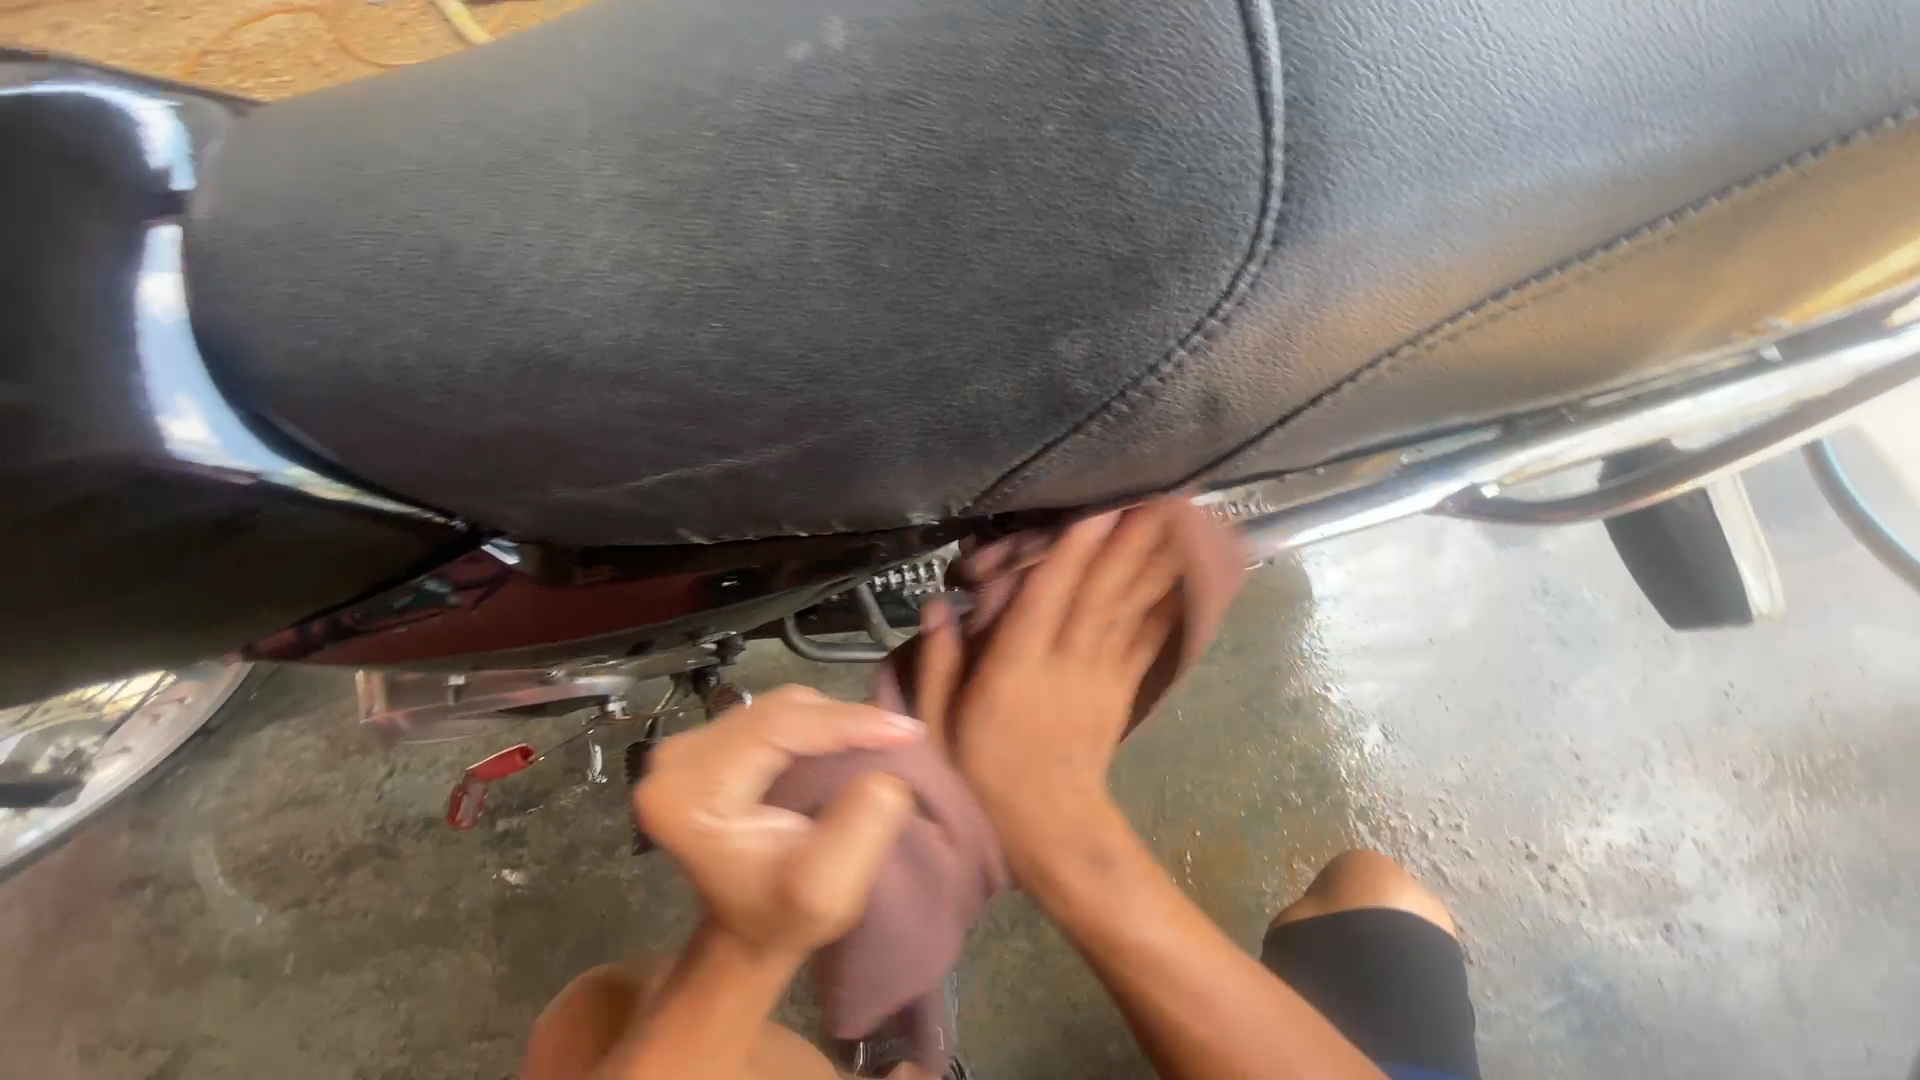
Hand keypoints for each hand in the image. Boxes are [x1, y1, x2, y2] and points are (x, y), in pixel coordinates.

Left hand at [633, 685, 921, 956]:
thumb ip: (859, 828)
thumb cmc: (784, 917)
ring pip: (779, 707)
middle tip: (900, 734)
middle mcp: (674, 762)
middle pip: (777, 711)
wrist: (750, 929)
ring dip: (833, 719)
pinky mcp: (707, 744)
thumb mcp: (827, 891)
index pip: (775, 729)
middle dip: (844, 719)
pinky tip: (848, 737)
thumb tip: (886, 771)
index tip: (906, 731)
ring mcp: (687, 748)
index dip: (846, 723)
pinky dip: (817, 722)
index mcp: (687, 795)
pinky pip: (774, 714)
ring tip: (878, 737)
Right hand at [917, 505, 1185, 883]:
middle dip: (1127, 544)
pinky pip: (1145, 644)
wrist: (1048, 827)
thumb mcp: (939, 727)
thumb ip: (939, 664)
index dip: (1071, 554)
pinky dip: (1166, 610)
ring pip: (1127, 611)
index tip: (1097, 511)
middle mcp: (1064, 665)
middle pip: (1098, 595)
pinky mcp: (1121, 692)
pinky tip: (1184, 581)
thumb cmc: (981, 775)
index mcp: (1014, 670)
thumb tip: (938, 605)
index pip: (1045, 601)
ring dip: (1152, 565)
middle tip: (1157, 497)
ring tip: (1177, 522)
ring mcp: (1100, 678)